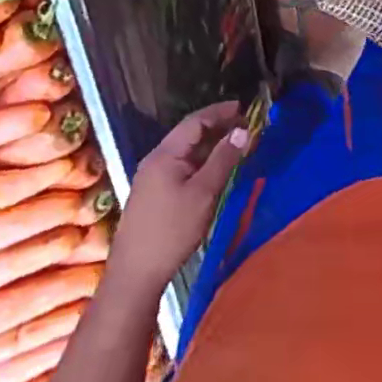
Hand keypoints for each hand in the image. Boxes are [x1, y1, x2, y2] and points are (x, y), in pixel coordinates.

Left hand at [109, 100, 248, 289]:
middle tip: (246, 127)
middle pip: (189, 135)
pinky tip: (216, 171)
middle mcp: (155, 160)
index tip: (244, 108)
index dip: (220, 112)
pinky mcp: (153, 195)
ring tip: (237, 146)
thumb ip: (223, 159)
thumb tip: (242, 131)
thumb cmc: (172, 230)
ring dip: (211, 146)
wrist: (135, 274)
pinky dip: (202, 162)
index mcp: (165, 155)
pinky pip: (181, 167)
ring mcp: (152, 178)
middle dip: (218, 127)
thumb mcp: (204, 193)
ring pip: (186, 152)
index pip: (195, 122)